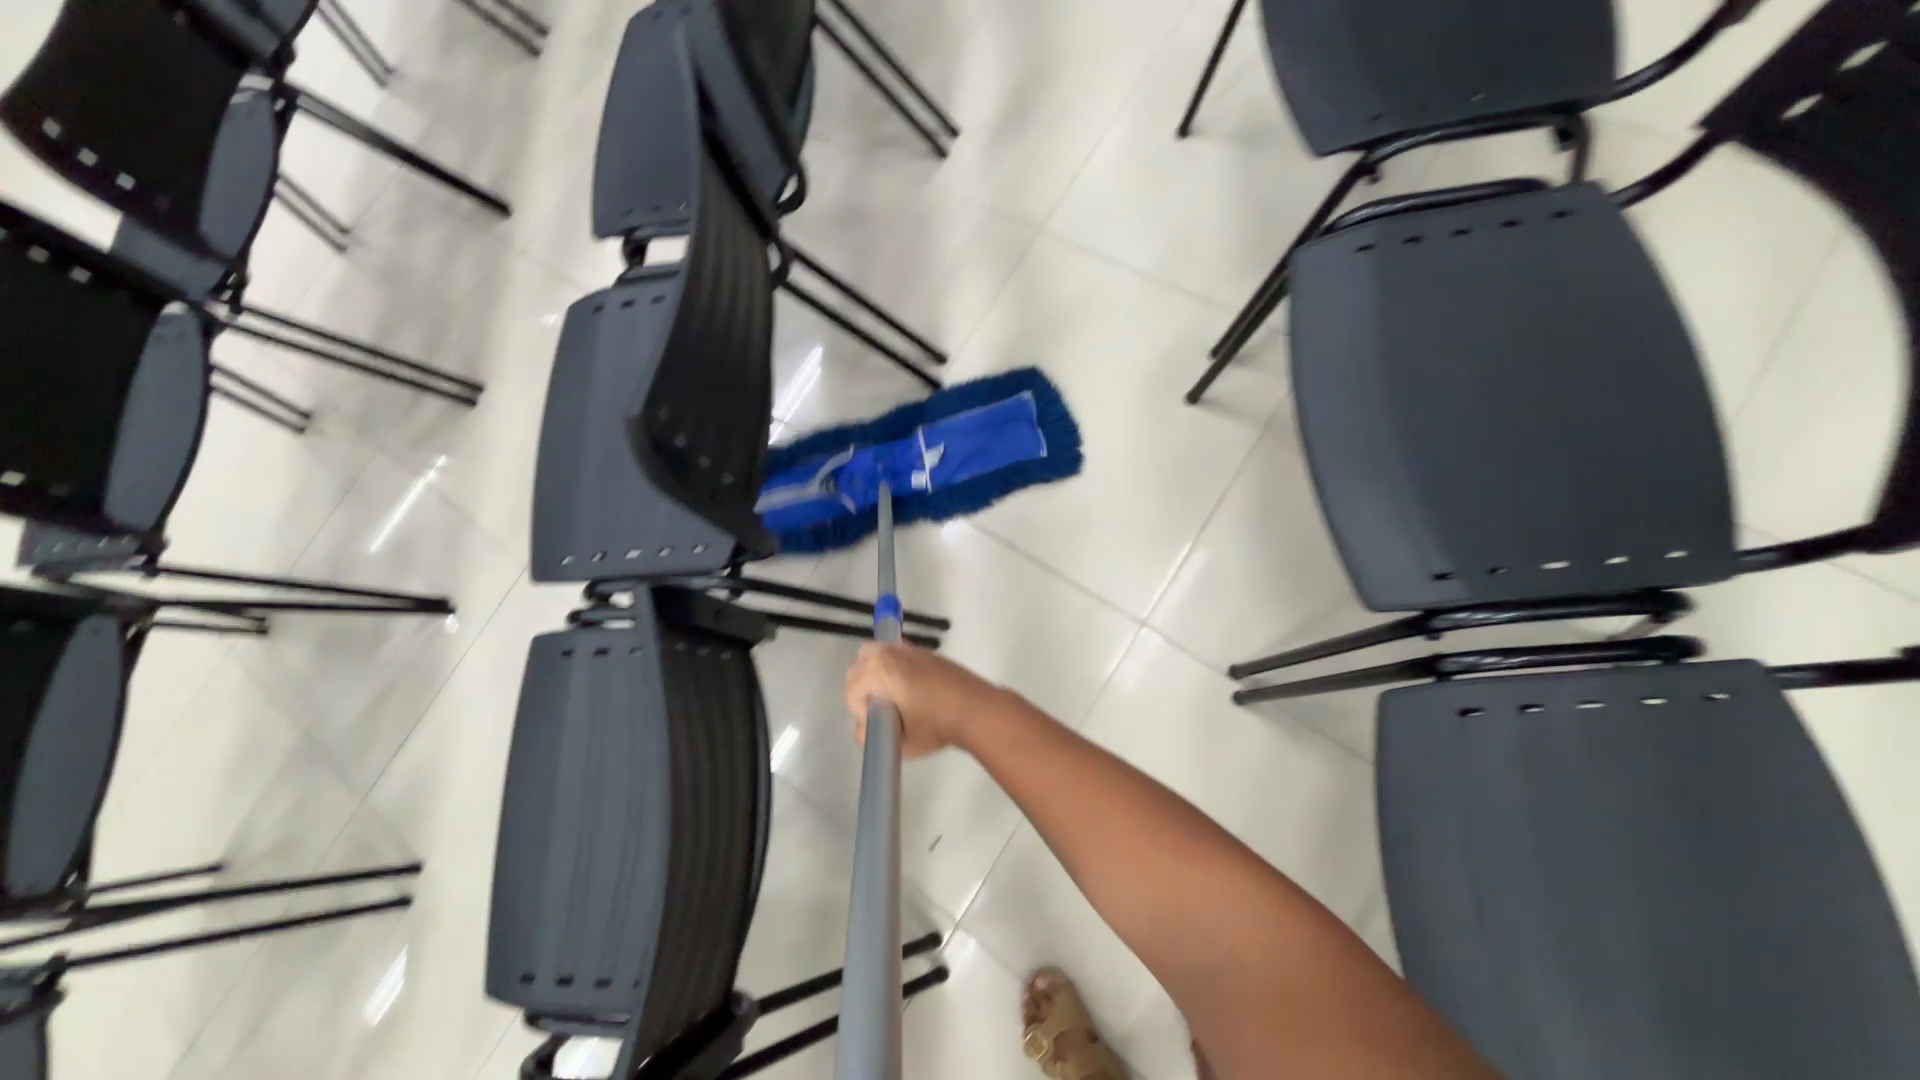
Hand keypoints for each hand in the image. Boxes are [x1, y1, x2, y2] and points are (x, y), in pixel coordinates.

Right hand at [844, 642, 1006, 758]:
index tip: (879, 722)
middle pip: (861, 664)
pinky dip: (896, 667)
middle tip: (881, 708)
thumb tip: (866, 728)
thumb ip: (872, 737)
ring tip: (893, 697)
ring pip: (878, 653)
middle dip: (864, 686)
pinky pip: (899, 654)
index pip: (852, 689)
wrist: (977, 710)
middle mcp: (891, 654)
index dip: (860, 710)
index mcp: (880, 672)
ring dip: (877, 673)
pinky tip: (912, 690)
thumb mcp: (900, 743)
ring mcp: (910, 650)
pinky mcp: (927, 652)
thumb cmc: (936, 726)